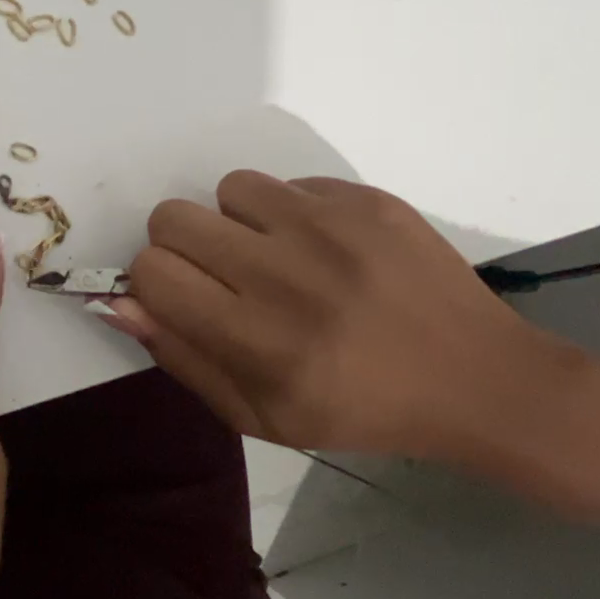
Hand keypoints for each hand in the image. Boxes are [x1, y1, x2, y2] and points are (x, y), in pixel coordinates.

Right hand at [96, 171, 574, 459]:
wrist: (479, 380)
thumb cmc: (358, 411)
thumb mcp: (258, 415)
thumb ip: (181, 357)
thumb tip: (119, 303)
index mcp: (259, 342)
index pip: (151, 272)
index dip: (152, 282)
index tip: (181, 297)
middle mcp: (288, 277)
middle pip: (173, 218)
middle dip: (180, 246)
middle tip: (221, 274)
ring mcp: (332, 229)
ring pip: (227, 189)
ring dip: (236, 222)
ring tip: (275, 257)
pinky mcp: (368, 200)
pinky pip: (287, 183)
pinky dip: (289, 213)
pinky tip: (324, 250)